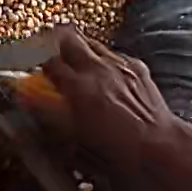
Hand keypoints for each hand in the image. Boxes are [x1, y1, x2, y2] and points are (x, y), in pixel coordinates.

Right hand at [40, 26, 183, 165]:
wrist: (159, 145)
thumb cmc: (116, 150)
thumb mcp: (75, 138)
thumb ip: (51, 116)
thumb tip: (31, 103)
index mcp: (79, 87)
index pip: (50, 64)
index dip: (42, 68)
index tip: (40, 74)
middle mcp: (98, 69)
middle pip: (70, 40)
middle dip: (58, 43)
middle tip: (53, 50)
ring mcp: (119, 64)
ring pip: (93, 43)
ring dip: (82, 49)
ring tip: (79, 59)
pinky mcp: (137, 66)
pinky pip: (114, 54)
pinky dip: (105, 60)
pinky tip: (107, 73)